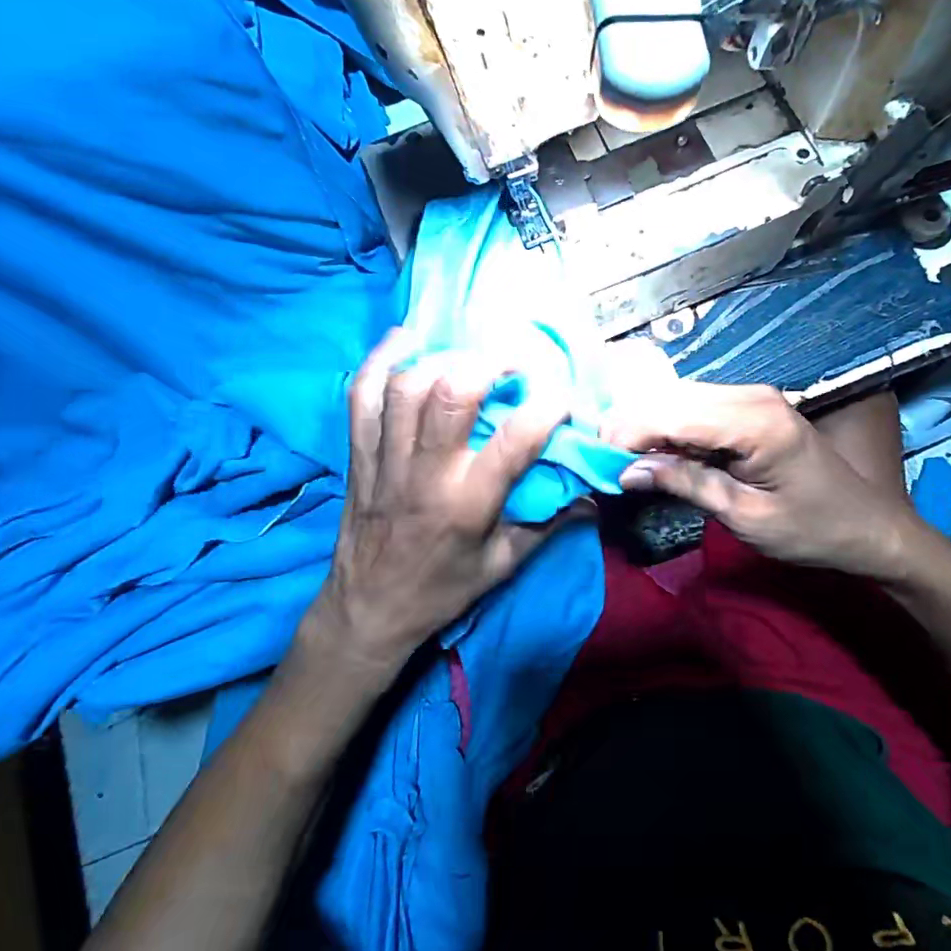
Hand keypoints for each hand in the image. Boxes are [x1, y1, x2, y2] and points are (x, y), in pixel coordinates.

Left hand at [308, 330, 573, 669]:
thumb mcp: (503, 566)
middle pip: (450, 395)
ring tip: (468, 356)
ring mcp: (385, 460)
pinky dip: (380, 360)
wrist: (368, 609)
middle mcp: (425, 474)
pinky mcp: (358, 454)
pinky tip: (407, 341)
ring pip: (406, 386)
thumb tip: (593, 494)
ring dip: (441, 359)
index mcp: (467, 504)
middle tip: (513, 364)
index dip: (549, 408)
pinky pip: (361, 396)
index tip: (565, 399)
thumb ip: (549, 525)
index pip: (515, 440)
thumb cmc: (441, 590)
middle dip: (489, 364)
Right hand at [603, 382, 932, 579]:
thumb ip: (687, 485)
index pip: (672, 415)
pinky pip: (695, 406)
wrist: (868, 525)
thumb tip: (628, 471)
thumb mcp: (746, 517)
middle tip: (602, 460)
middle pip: (670, 398)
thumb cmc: (813, 529)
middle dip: (631, 426)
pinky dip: (669, 426)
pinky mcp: (750, 405)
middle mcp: (751, 395)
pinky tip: (656, 451)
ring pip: (678, 398)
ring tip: (621, 458)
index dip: (627, 434)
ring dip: (647, 425)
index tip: (596, 460)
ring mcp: (752, 396)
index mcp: (756, 422)